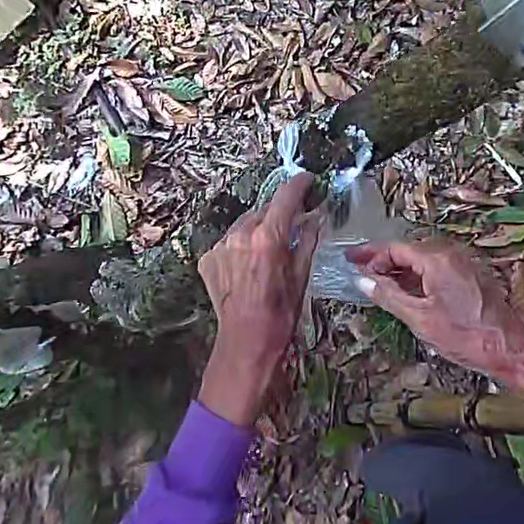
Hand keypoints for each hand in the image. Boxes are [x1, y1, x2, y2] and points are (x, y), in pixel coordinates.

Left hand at [196, 173, 322, 425]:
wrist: (246, 343)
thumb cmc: (281, 313)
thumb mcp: (302, 276)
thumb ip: (307, 240)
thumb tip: (315, 217)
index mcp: (267, 239)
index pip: (285, 197)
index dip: (299, 184)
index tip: (308, 180)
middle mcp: (239, 237)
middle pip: (264, 210)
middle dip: (280, 214)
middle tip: (293, 225)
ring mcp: (220, 248)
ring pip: (245, 225)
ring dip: (259, 229)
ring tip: (270, 250)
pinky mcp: (208, 259)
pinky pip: (229, 242)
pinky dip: (241, 246)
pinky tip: (250, 265)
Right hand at [345, 240, 523, 423]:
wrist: (509, 349)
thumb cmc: (464, 336)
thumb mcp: (420, 318)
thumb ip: (389, 296)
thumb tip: (363, 281)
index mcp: (437, 259)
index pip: (396, 249)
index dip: (371, 256)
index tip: (352, 263)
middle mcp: (452, 254)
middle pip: (410, 250)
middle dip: (383, 259)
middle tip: (359, 267)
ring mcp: (464, 264)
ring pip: (424, 259)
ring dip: (400, 268)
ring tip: (377, 279)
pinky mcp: (472, 277)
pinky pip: (438, 268)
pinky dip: (417, 275)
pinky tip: (406, 289)